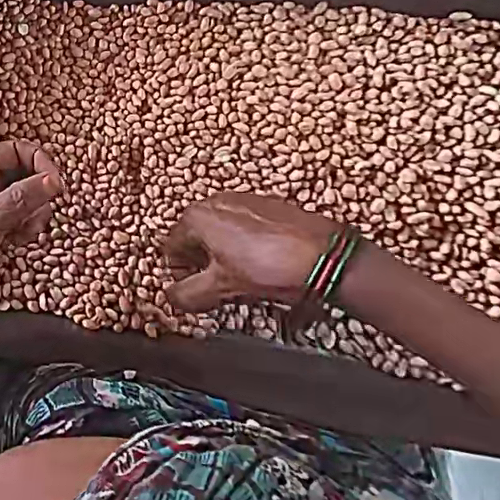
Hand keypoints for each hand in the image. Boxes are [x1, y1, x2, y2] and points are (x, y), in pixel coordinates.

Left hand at [0, 142, 64, 312]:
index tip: (55, 180)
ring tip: (24, 231)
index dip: (37, 160)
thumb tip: (53, 180)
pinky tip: (19, 240)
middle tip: (39, 211)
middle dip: (39, 191)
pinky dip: (30, 228)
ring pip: (31, 197)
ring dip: (35, 213)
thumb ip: (20, 199)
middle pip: (26, 173)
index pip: (13, 151)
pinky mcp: (1, 229)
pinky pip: (28, 218)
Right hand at [160, 193, 343, 312]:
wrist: (328, 256)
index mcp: (196, 216)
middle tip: (221, 287)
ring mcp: (244, 201)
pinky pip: (245, 228)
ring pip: (221, 233)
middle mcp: (216, 201)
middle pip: (196, 239)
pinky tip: (264, 265)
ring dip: (225, 255)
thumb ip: (187, 294)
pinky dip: (247, 247)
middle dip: (204, 264)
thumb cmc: (272, 266)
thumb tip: (171, 298)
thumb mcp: (221, 288)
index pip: (171, 249)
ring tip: (245, 278)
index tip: (195, 290)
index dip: (181, 274)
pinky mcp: (269, 207)